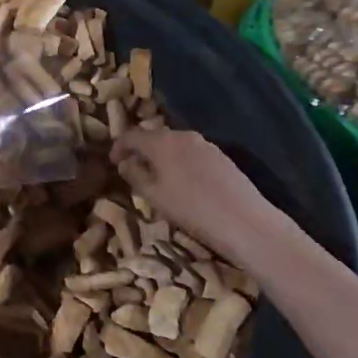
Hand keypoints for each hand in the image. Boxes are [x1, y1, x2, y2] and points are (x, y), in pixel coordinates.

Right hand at [111, 129, 284, 261]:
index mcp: (162, 142)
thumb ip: (134, 175)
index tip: (112, 162)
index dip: (118, 147)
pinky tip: (182, 181)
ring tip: (156, 176)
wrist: (245, 222)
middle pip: (154, 136)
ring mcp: (206, 145)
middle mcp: (183, 136)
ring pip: (174, 144)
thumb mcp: (153, 195)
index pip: (131, 135)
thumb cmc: (191, 208)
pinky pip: (191, 152)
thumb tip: (125, 163)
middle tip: (132, 168)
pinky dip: (179, 161)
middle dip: (140, 150)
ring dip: (160, 155)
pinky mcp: (222, 157)